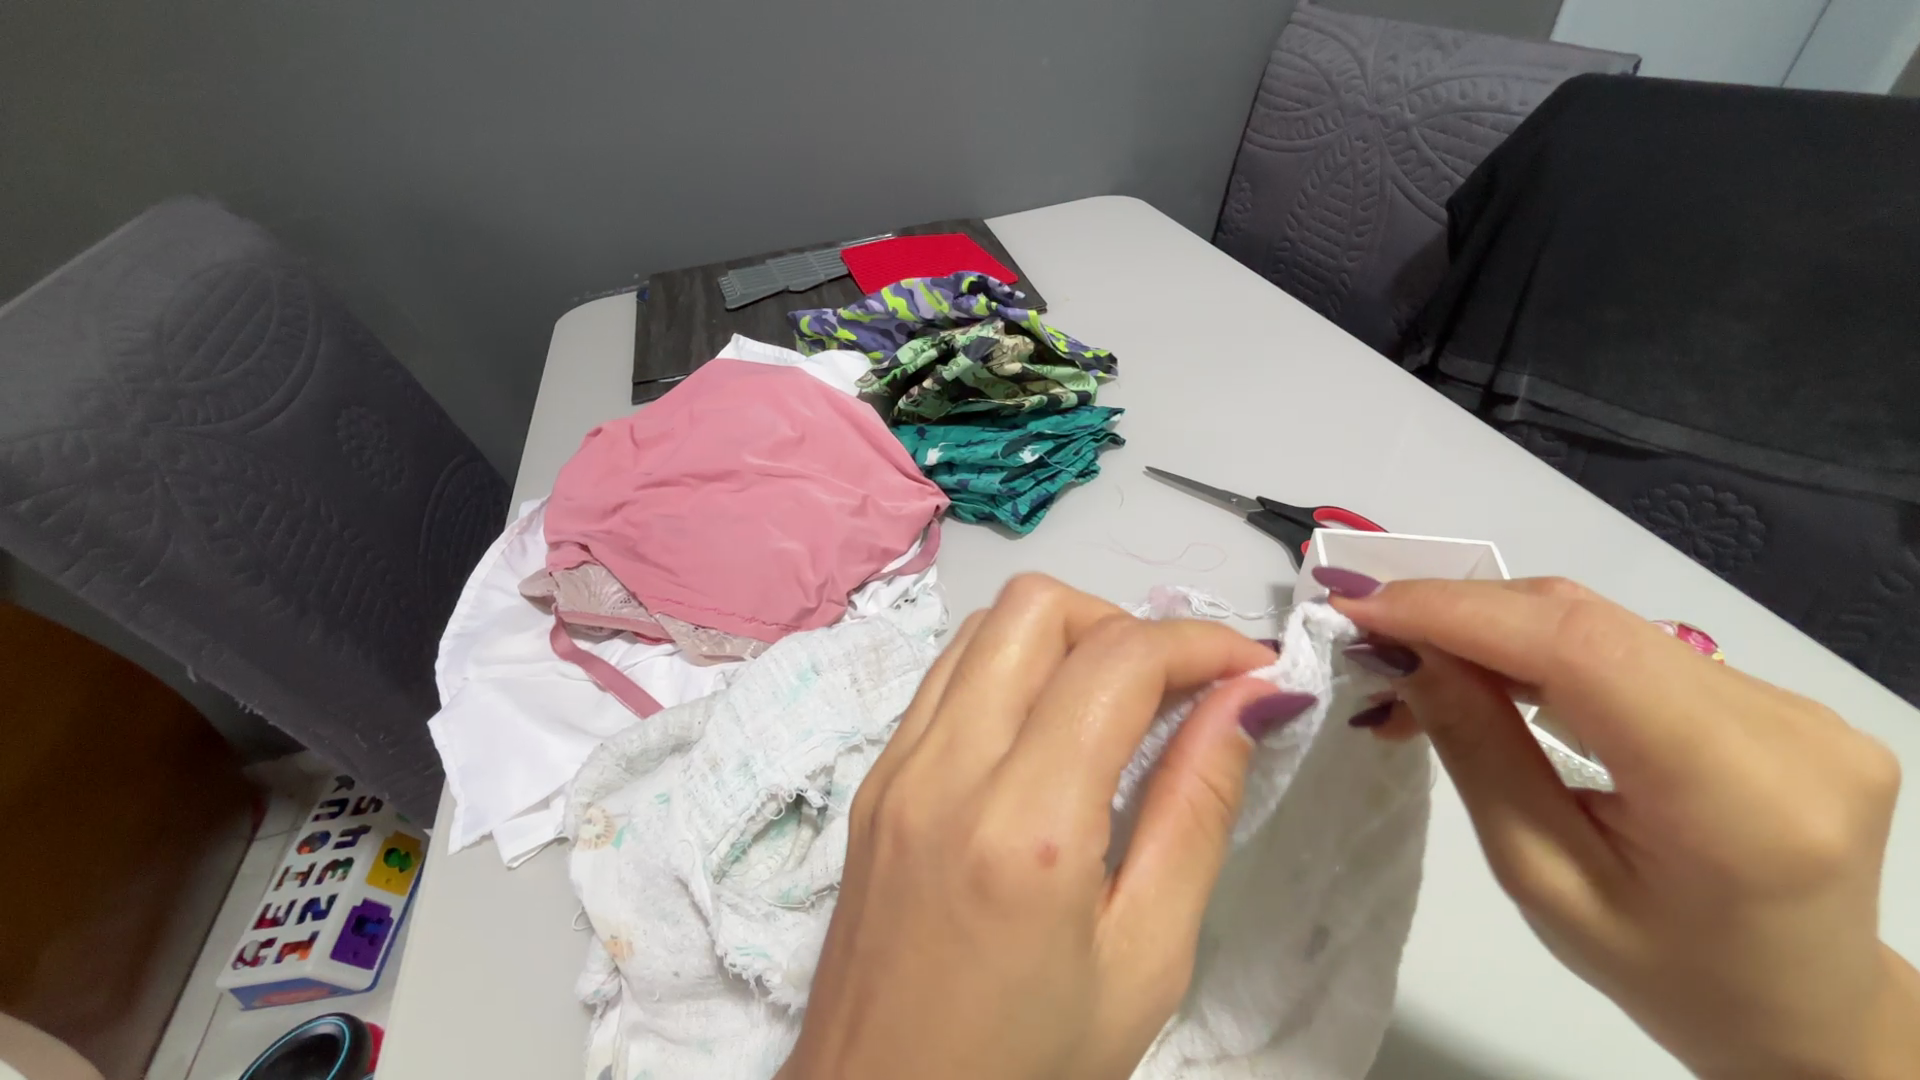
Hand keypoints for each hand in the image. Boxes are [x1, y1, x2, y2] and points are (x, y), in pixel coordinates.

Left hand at [779, 575, 1304, 1079]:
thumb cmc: (1029, 1064)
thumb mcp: (1145, 958)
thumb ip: (1197, 810)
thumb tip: (1246, 703)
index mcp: (1024, 824)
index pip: (1116, 662)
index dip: (1199, 643)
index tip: (1251, 668)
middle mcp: (945, 768)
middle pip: (1035, 607)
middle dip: (1122, 624)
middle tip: (1172, 689)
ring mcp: (895, 766)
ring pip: (984, 627)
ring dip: (1063, 638)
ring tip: (1114, 704)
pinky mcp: (874, 777)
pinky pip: (947, 676)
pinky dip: (1010, 669)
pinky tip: (1046, 731)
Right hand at [1323, 572, 1917, 1079]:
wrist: (1801, 1009)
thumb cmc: (1660, 970)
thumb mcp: (1540, 876)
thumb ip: (1478, 752)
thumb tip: (1406, 655)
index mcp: (1738, 794)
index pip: (1578, 649)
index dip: (1455, 612)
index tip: (1357, 610)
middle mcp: (1784, 726)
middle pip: (1583, 619)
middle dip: (1455, 613)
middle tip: (1366, 637)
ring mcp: (1787, 702)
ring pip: (1594, 620)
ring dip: (1484, 628)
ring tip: (1408, 664)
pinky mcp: (1768, 694)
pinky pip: (1618, 640)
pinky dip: (1528, 645)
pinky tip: (1481, 673)